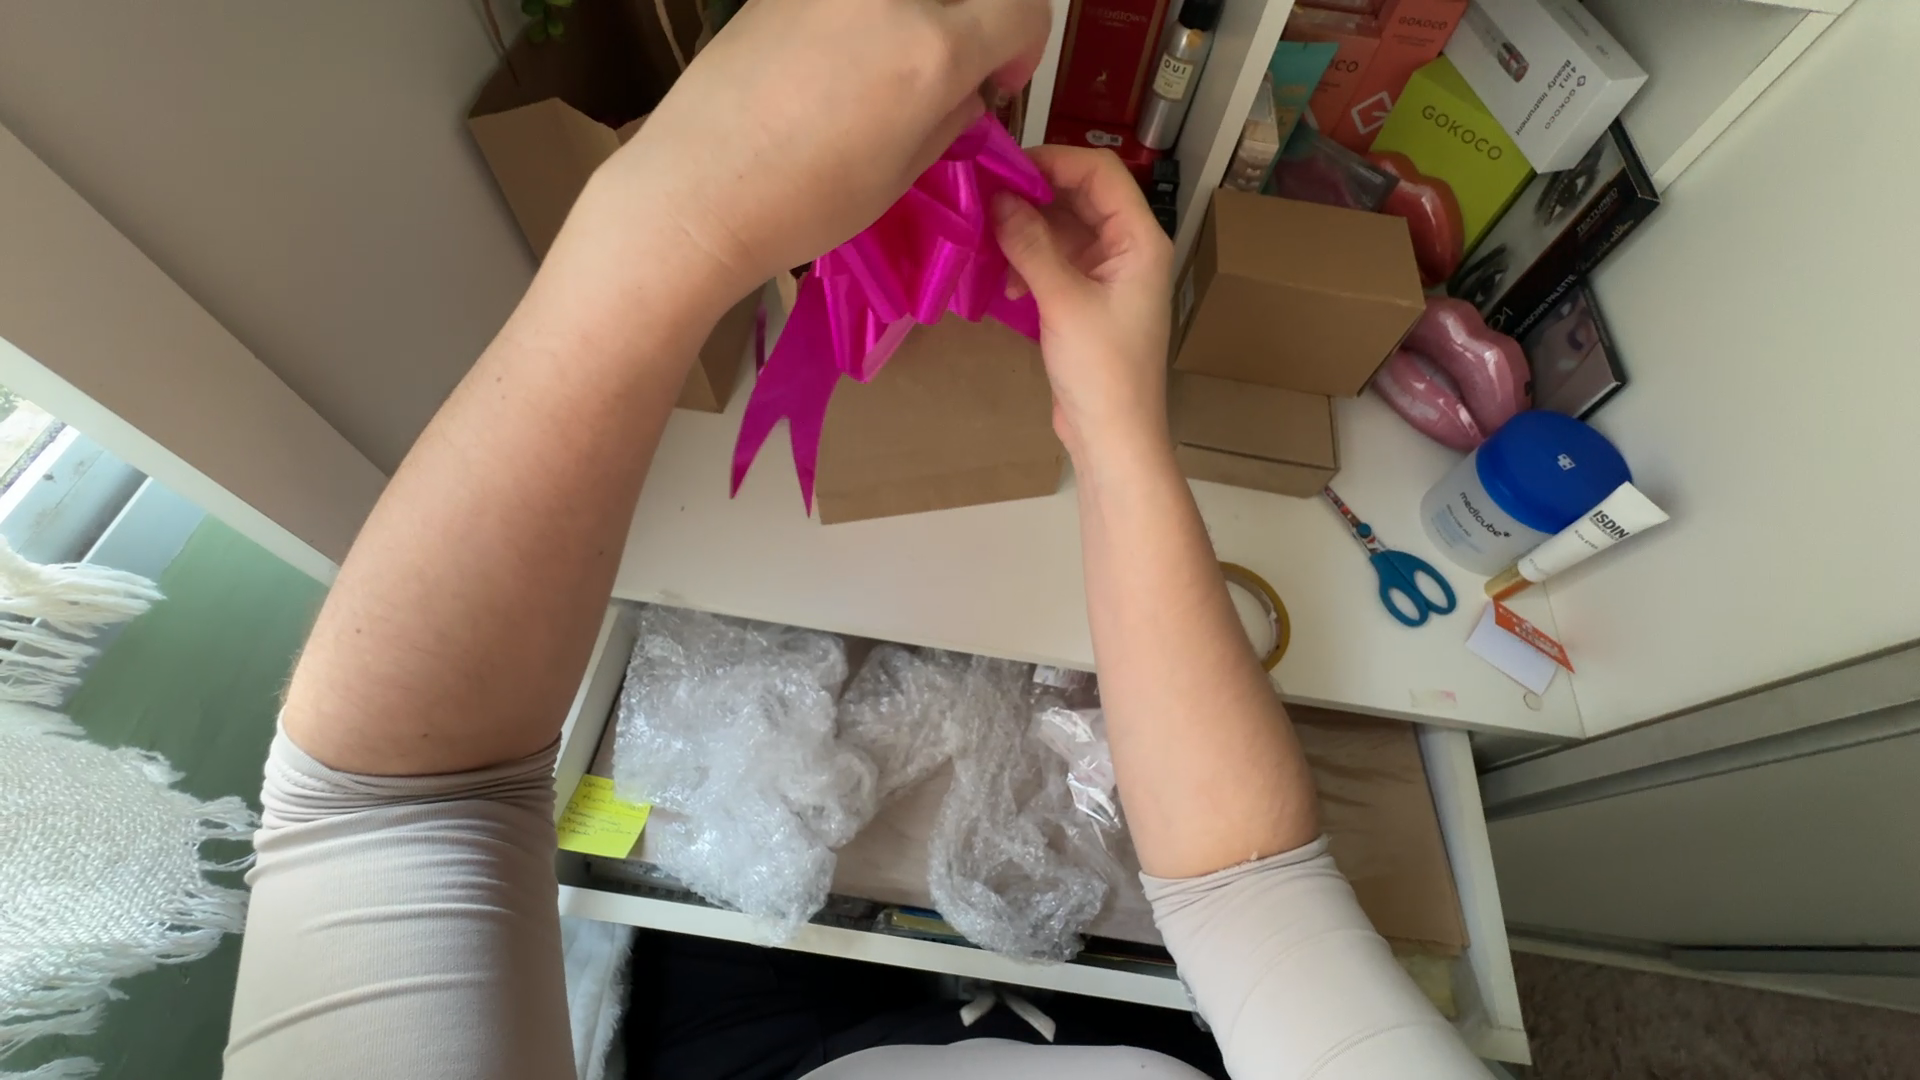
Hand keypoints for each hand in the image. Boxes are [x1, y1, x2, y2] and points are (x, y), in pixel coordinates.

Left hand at [593, 0, 1050, 299]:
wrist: (701, 190)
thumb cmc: (809, 205)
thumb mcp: (900, 176)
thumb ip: (948, 119)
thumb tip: (966, 91)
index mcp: (933, 49)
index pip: (1024, 10)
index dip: (1025, 51)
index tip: (997, 87)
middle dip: (975, 27)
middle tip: (948, 77)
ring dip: (921, 24)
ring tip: (887, 74)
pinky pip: (854, 0)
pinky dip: (868, 21)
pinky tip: (835, 67)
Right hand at [991, 147, 1174, 458]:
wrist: (1112, 434)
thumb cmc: (1102, 370)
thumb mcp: (1064, 301)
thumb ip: (1030, 245)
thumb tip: (996, 198)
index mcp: (1139, 239)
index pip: (1099, 173)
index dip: (1052, 162)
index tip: (1002, 168)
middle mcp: (1126, 249)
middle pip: (1078, 199)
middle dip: (1032, 198)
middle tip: (983, 200)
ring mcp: (1106, 277)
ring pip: (1062, 232)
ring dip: (1026, 235)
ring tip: (989, 245)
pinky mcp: (1085, 303)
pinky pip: (1055, 265)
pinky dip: (1029, 266)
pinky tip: (1007, 286)